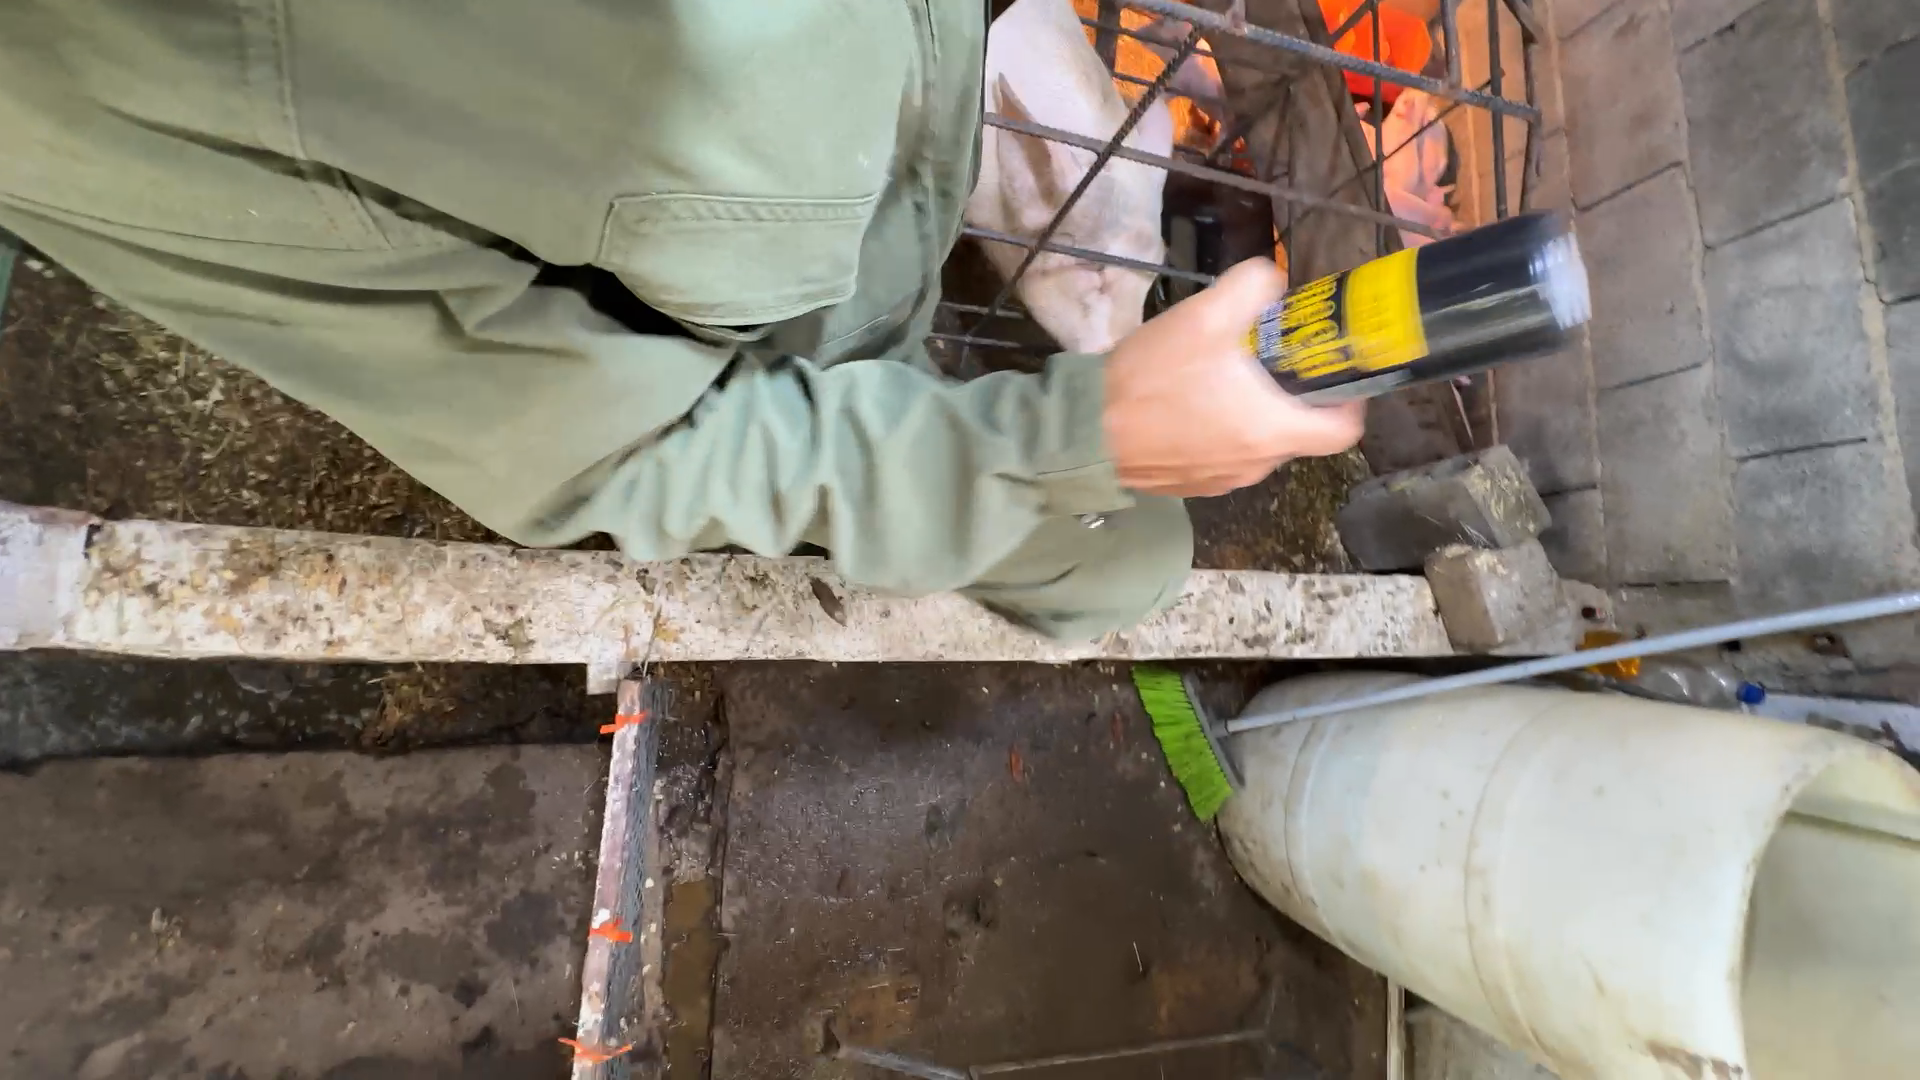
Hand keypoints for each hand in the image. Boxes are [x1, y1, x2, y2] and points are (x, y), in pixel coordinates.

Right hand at [1102, 259, 1366, 496]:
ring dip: (1249, 418)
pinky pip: (1220, 460)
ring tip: (1213, 385)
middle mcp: (1254, 466)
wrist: (1082, 434)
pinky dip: (1216, 437)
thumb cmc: (1149, 380)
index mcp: (1270, 430)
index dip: (1350, 400)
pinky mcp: (1189, 489)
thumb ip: (1254, 285)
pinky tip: (1182, 412)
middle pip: (1295, 433)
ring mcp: (1220, 482)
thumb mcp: (1204, 314)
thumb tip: (1272, 284)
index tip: (1331, 373)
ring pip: (1255, 447)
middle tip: (1259, 363)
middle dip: (1288, 398)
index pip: (1344, 430)